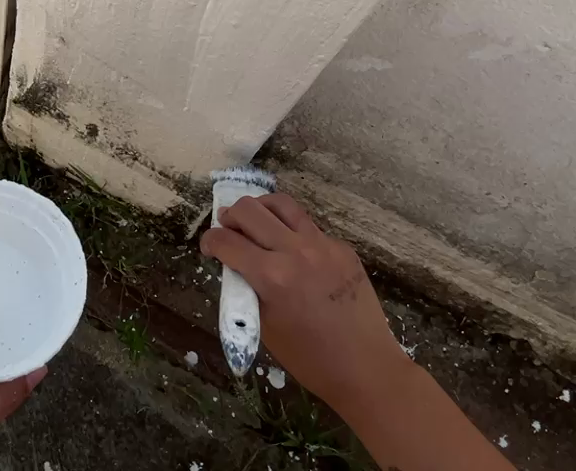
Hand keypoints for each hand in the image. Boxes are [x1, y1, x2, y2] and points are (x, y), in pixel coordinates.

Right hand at [199, 193, 408, 409]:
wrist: (368, 370)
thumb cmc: (310, 358)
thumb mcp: (265, 325)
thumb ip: (247, 286)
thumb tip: (235, 262)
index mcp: (272, 275)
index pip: (227, 241)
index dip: (209, 241)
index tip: (208, 247)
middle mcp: (296, 250)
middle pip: (249, 209)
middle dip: (230, 218)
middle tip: (228, 231)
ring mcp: (323, 245)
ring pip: (281, 204)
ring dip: (260, 210)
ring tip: (254, 223)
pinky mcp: (342, 247)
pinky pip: (308, 227)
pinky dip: (292, 232)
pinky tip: (293, 253)